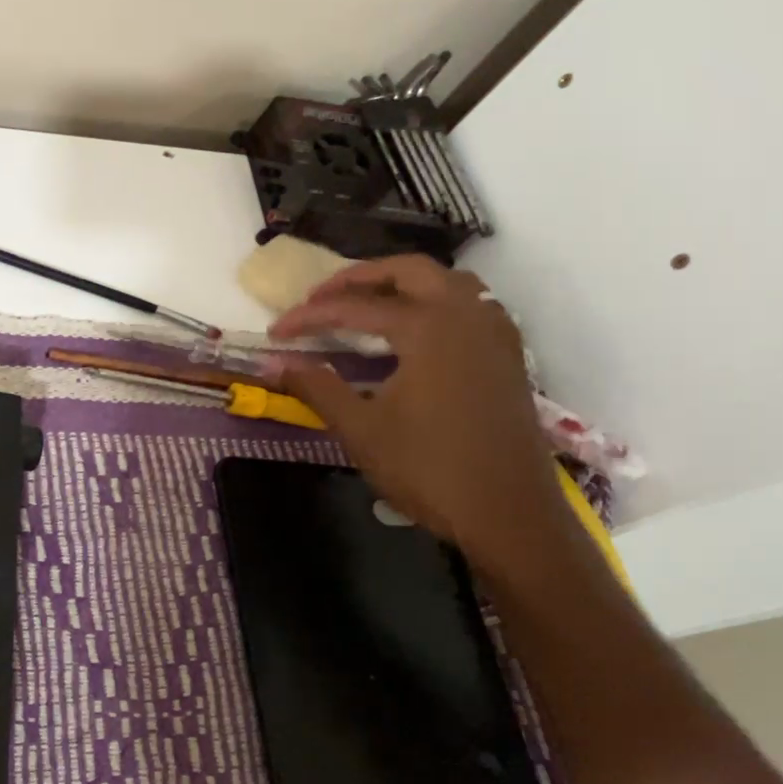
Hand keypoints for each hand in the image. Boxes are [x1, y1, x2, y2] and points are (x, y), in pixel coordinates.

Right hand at [265, 255, 567, 561]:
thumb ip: (317, 387)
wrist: (507, 511)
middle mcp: (466, 317)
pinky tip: (412, 331)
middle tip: (318, 298)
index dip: (309, 316)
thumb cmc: (428, 469)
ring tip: (363, 306)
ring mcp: (494, 334)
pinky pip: (469, 306)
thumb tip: (278, 363)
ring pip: (447, 282)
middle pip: (409, 271)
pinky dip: (434, 303)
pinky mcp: (506, 357)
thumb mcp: (360, 429)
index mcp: (429, 329)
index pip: (356, 307)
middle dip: (358, 278)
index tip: (275, 331)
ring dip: (401, 285)